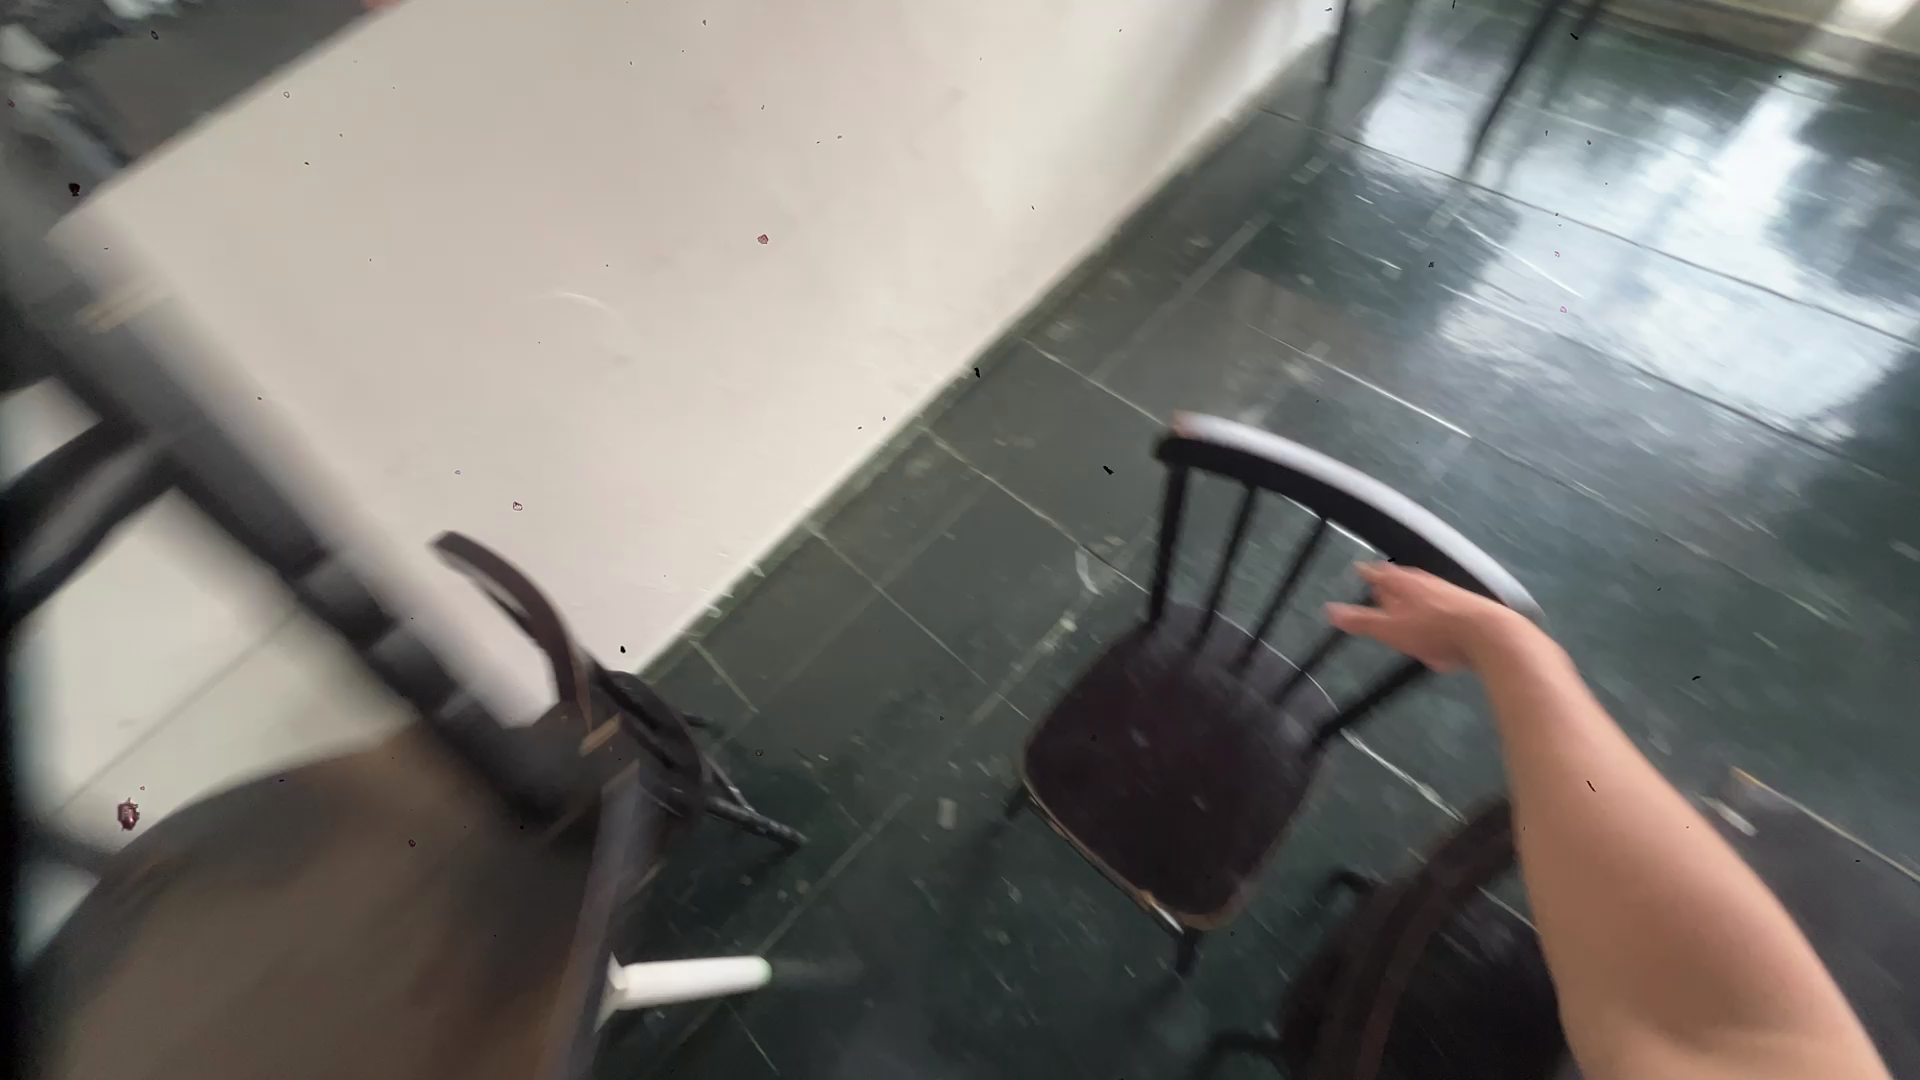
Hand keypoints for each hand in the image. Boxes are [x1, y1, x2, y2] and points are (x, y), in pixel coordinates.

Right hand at [1325, 562, 1522, 673]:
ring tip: (1406, 604)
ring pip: (1425, 592)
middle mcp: (1427, 583)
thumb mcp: (1390, 629)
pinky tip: (1435, 626)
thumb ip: (1360, 621)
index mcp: (1404, 584)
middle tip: (1381, 587)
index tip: (1359, 569)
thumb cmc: (1433, 629)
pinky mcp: (1469, 609)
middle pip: (1404, 580)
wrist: (1492, 637)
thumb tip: (1328, 610)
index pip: (1380, 573)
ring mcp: (1450, 594)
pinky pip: (1443, 608)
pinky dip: (1433, 614)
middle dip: (1391, 583)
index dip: (1368, 572)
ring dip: (1414, 597)